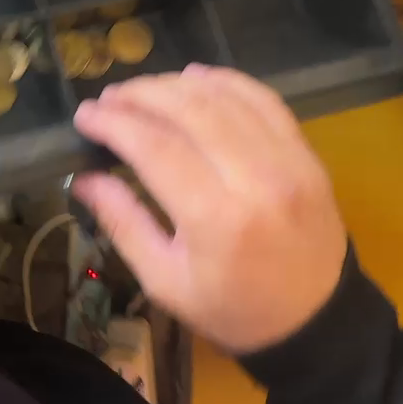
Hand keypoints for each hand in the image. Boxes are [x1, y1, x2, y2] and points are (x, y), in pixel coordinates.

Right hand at [71, 65, 345, 354]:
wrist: (319, 324)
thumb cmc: (232, 309)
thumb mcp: (164, 281)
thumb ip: (123, 222)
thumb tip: (83, 178)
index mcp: (216, 219)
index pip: (154, 148)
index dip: (114, 123)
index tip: (84, 115)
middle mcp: (256, 180)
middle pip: (189, 111)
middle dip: (140, 95)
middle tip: (108, 99)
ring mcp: (288, 162)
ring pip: (224, 98)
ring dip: (174, 84)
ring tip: (141, 90)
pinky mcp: (306, 156)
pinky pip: (263, 100)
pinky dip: (225, 81)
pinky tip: (193, 79)